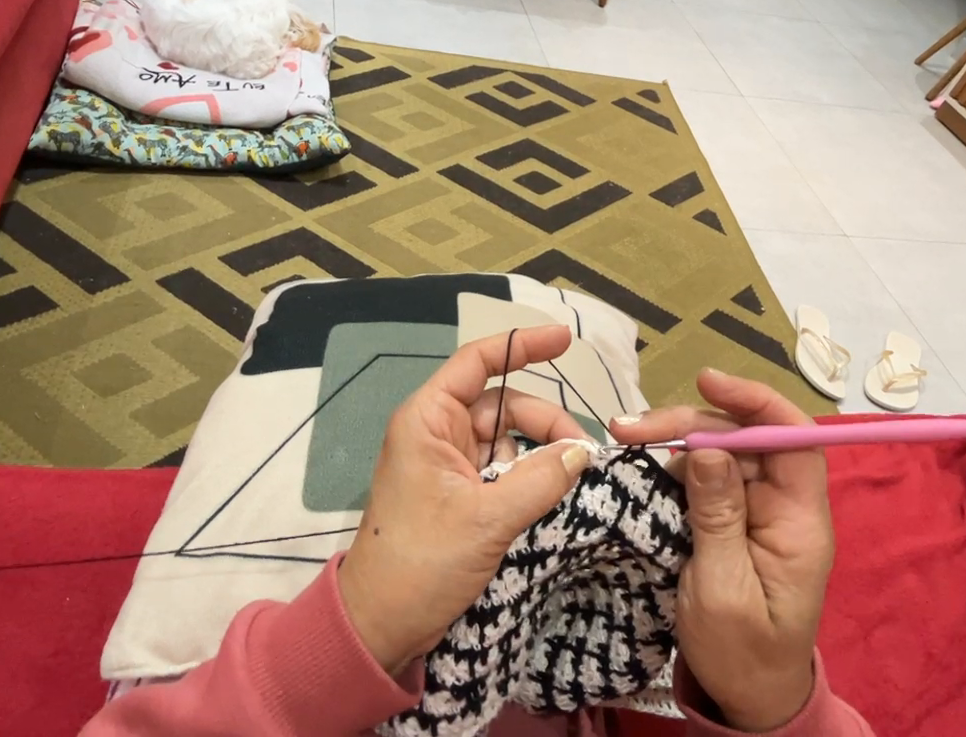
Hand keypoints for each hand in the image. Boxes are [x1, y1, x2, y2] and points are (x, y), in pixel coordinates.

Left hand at [338, 325, 594, 672]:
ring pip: (506, 437)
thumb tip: (582, 452)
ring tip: (570, 477)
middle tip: (583, 453)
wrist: (382, 624)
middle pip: (502, 404)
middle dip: (544, 421)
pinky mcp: (457, 491)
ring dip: (539, 451)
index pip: (478, 362)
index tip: (566, 339)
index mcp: (429, 419)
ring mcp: (447, 461)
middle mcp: (437, 430)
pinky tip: (551, 491)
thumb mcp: (487, 519)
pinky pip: (501, 467)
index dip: (521, 345)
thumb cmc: (422, 561)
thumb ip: (539, 480)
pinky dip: (528, 473)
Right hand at [610, 369, 833, 731]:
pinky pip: (699, 472)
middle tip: (628, 427)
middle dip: (688, 420)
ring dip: (671, 437)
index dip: (756, 402)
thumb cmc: (741, 652)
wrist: (743, 697)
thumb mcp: (723, 588)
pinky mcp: (725, 515)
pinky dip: (667, 462)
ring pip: (716, 447)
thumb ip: (717, 516)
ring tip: (624, 436)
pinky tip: (638, 460)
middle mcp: (779, 503)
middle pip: (742, 436)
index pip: (794, 440)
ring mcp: (751, 507)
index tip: (707, 381)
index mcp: (799, 521)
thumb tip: (705, 447)